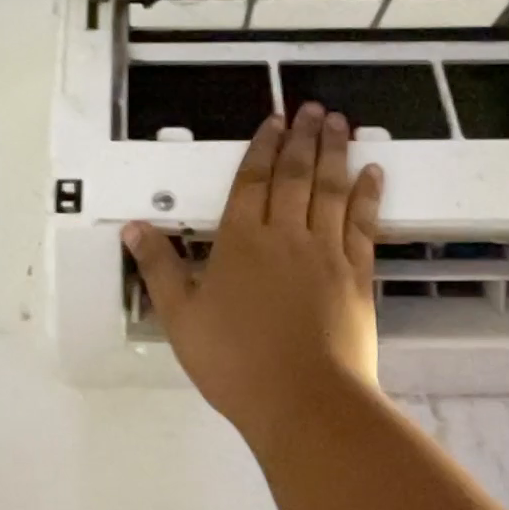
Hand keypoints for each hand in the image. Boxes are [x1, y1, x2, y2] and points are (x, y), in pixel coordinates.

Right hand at [121, 102, 384, 439]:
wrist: (304, 402)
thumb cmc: (235, 361)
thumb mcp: (180, 317)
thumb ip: (159, 267)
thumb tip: (135, 227)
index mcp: (241, 241)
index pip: (252, 181)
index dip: (262, 147)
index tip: (274, 119)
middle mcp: (285, 235)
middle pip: (295, 175)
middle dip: (303, 138)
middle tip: (313, 108)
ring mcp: (325, 253)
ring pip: (331, 190)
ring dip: (335, 153)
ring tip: (340, 123)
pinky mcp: (356, 275)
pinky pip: (363, 225)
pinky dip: (368, 196)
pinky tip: (374, 173)